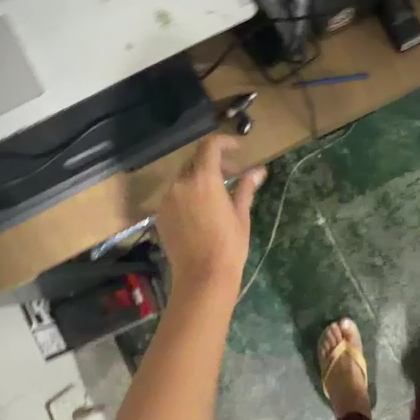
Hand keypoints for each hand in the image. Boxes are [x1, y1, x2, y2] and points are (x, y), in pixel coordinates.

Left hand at [155, 135, 262, 292]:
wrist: (202, 277)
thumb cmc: (229, 245)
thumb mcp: (241, 214)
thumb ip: (245, 187)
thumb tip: (259, 170)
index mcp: (203, 179)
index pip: (210, 146)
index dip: (224, 142)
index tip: (238, 149)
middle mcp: (181, 184)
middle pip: (195, 161)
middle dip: (213, 162)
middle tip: (231, 173)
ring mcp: (167, 200)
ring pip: (183, 178)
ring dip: (199, 177)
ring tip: (216, 194)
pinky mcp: (161, 215)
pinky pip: (174, 195)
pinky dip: (188, 193)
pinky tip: (201, 211)